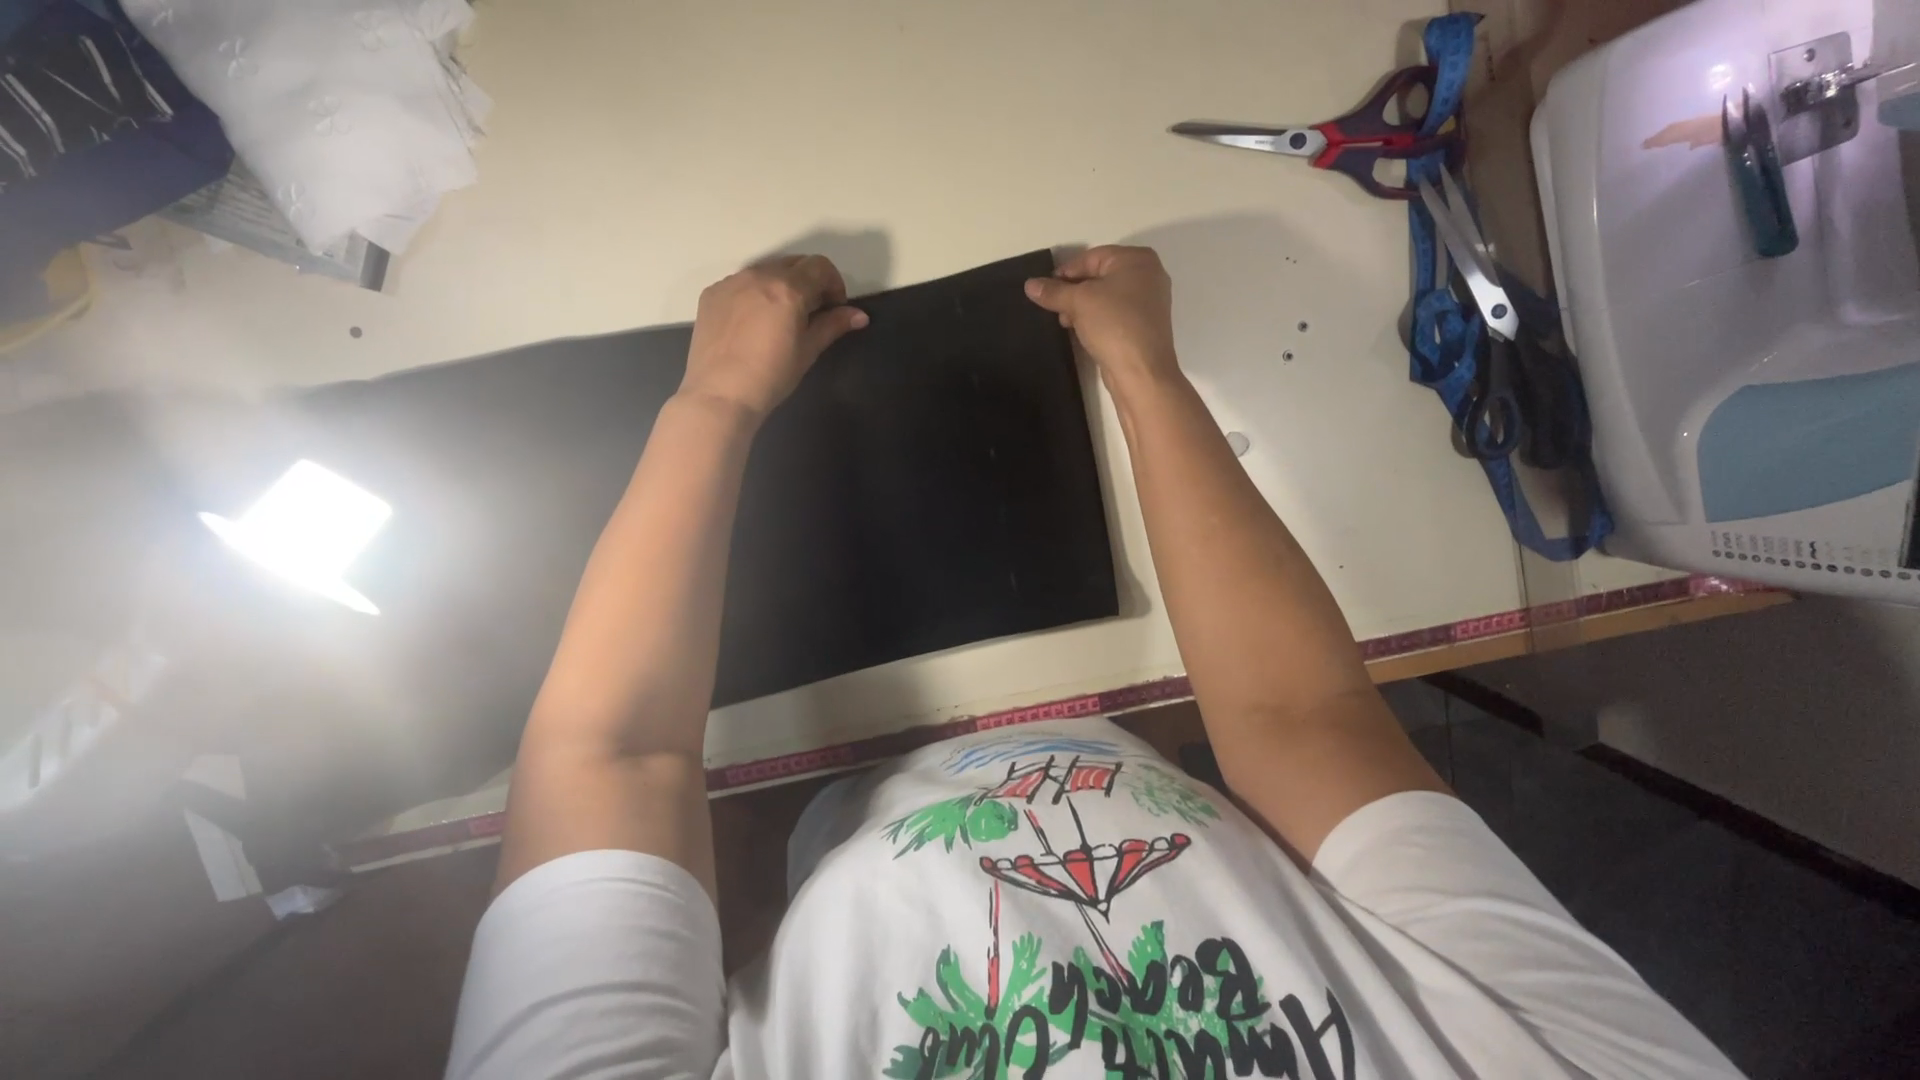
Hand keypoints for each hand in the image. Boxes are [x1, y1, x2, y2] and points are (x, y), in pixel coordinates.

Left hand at [680, 255, 869, 422]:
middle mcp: (759, 275)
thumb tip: (860, 315)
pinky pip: (741, 283)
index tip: (834, 308)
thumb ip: (833, 325)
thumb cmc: (772, 376)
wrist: (720, 394)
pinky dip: (754, 294)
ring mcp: (731, 282)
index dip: (834, 284)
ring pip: (766, 271)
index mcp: (788, 288)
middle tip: (810, 313)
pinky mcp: (712, 293)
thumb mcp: (808, 351)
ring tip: (780, 319)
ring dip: (781, 285)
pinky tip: (752, 324)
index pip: (820, 266)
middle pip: (793, 264)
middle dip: (809, 282)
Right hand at [1024, 246, 1180, 389]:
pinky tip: (1081, 332)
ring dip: (1082, 308)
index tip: (1044, 288)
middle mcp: (1148, 275)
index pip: (1091, 257)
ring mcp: (1149, 302)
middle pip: (1099, 276)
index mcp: (1137, 259)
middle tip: (1054, 308)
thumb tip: (1030, 285)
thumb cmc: (1113, 324)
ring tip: (1065, 323)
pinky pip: (1114, 314)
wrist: (1142, 371)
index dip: (1065, 272)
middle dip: (1073, 291)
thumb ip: (1053, 291)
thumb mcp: (1078, 302)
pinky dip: (1097, 319)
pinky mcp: (1144, 325)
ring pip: (1106, 297)